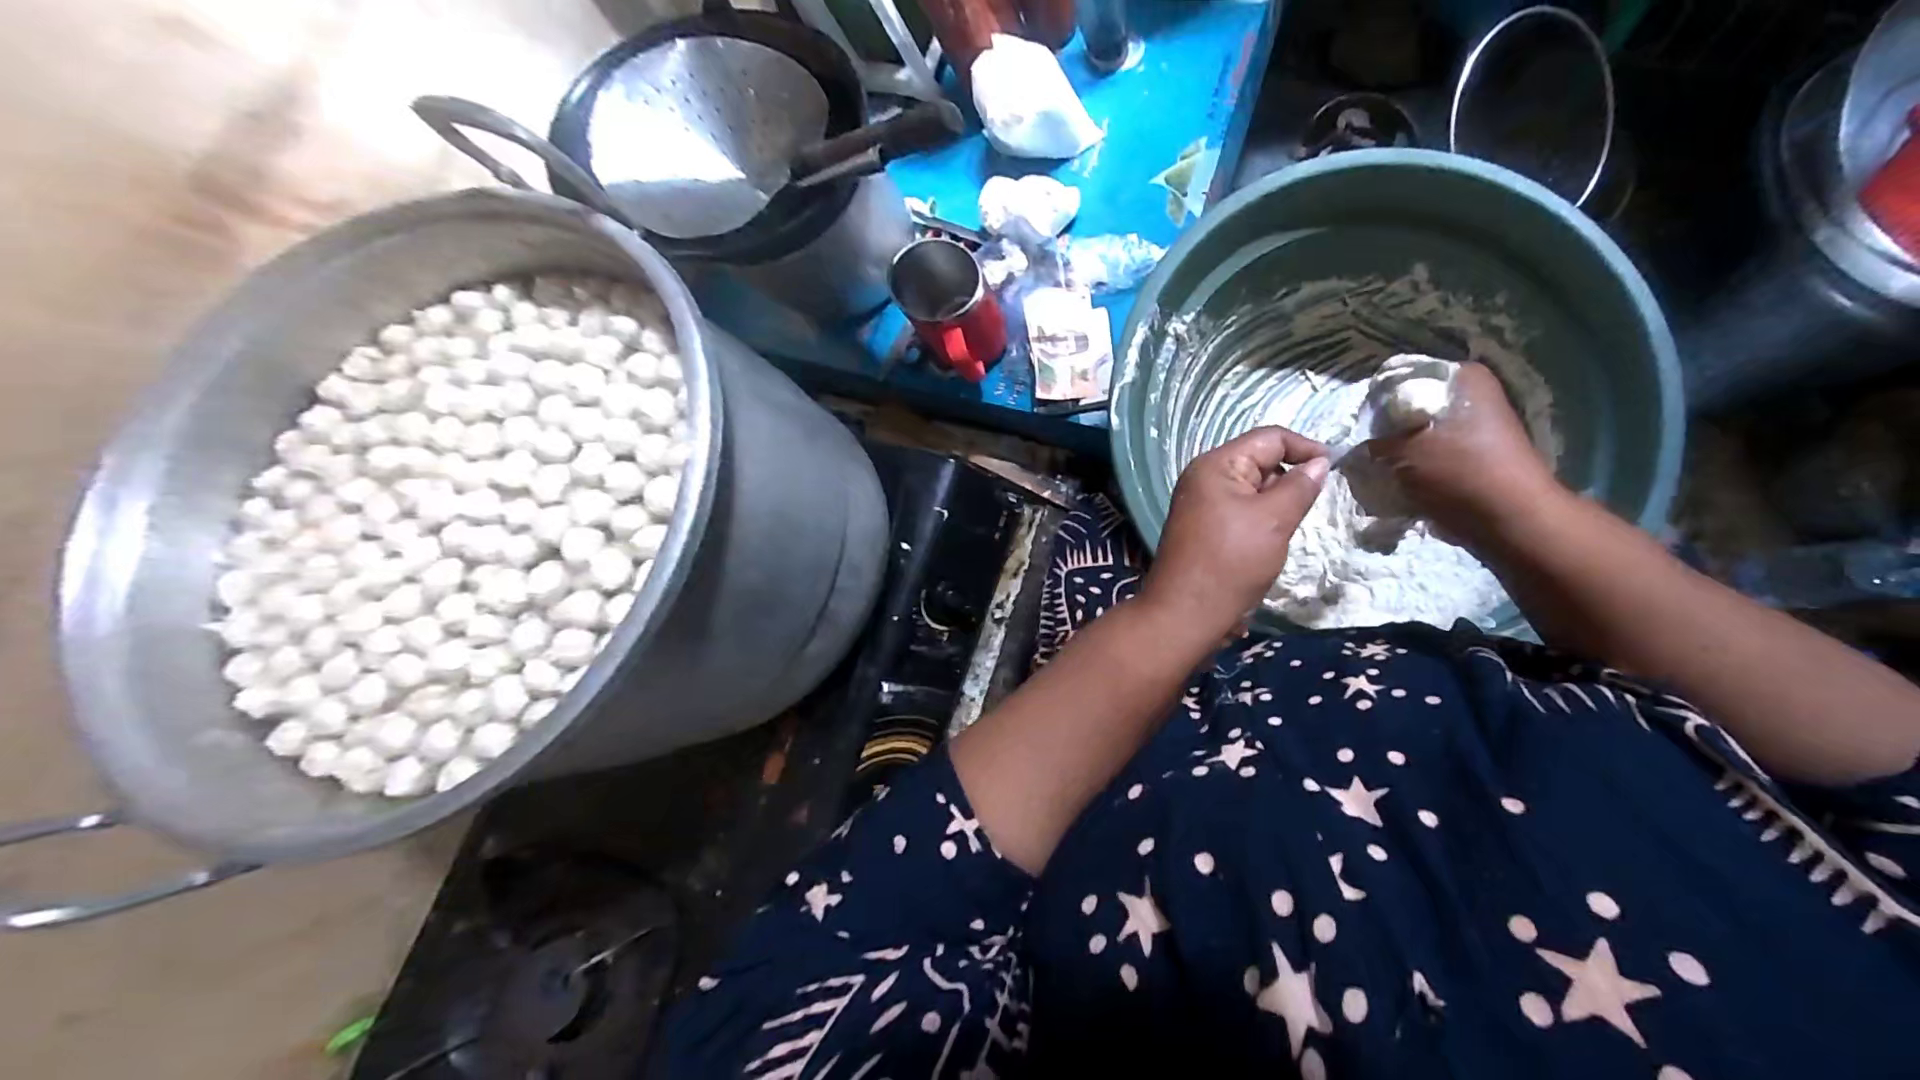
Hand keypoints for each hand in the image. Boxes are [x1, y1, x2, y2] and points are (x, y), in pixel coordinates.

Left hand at [1137, 427, 1328, 641]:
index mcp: (1215, 465)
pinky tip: (1269, 540)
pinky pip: (1240, 510)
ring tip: (1286, 527)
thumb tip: (1319, 462)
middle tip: (1308, 507)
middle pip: (1259, 461)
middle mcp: (1204, 478)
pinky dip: (1261, 518)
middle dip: (1289, 478)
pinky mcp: (1204, 526)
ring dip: (1276, 502)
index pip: (1269, 438)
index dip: (1305, 447)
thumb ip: (1299, 487)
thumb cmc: (1231, 561)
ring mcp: (1201, 503)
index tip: (1335, 469)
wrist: (1187, 612)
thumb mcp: (1274, 520)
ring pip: (1253, 488)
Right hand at [1367, 361, 1564, 545]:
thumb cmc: (1458, 471)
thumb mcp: (1402, 451)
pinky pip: (1429, 454)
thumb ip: (1373, 443)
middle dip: (1384, 429)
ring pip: (1417, 433)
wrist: (1508, 518)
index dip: (1375, 400)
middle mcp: (1472, 396)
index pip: (1403, 377)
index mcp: (1463, 379)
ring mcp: (1474, 427)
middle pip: (1409, 407)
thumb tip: (1357, 446)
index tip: (1357, 424)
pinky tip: (1397, 480)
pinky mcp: (1471, 455)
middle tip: (1364, 448)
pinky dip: (1411, 466)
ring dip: (1396, 451)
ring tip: (1378, 468)